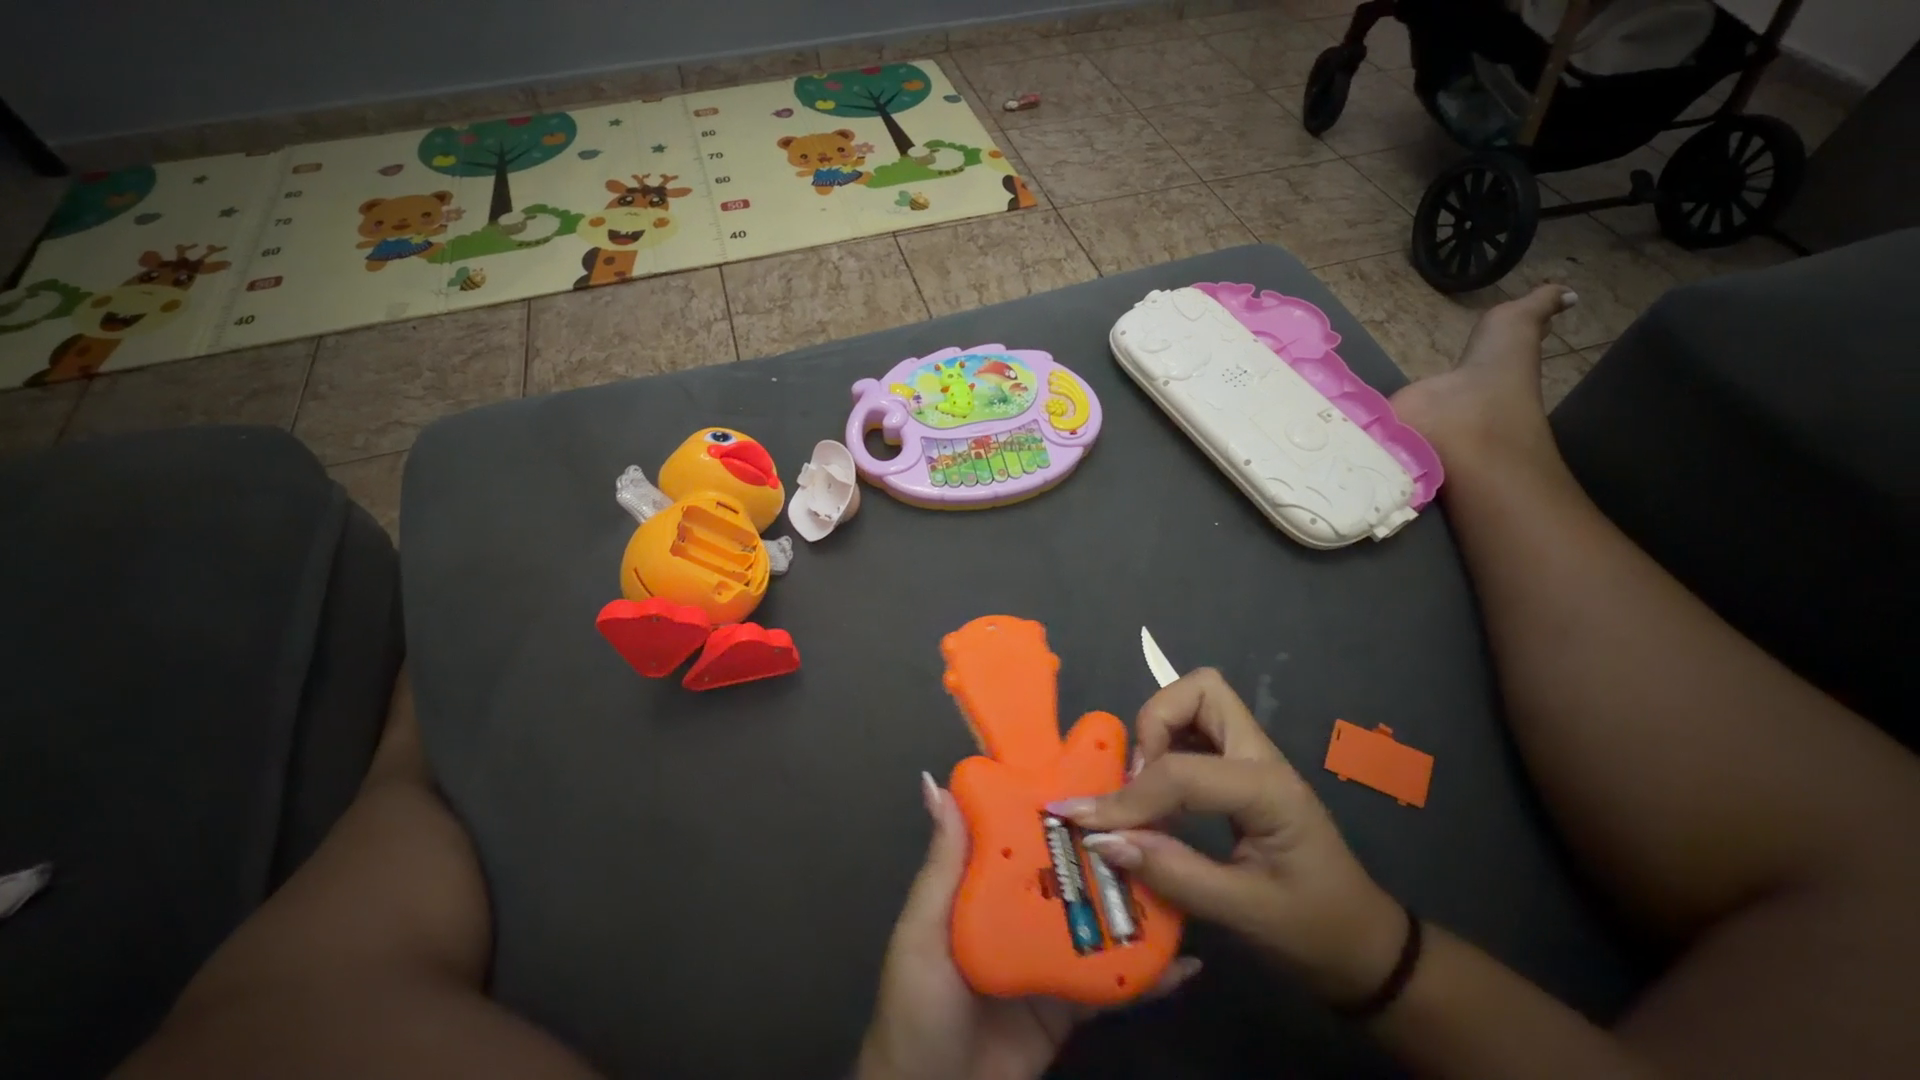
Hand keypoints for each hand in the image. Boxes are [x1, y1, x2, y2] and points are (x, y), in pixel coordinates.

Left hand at [858, 773, 1201, 1079]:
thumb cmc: (919, 1004)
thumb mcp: (922, 930)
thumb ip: (942, 864)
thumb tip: (937, 783)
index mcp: (988, 885)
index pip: (1027, 833)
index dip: (1060, 804)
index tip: (1099, 768)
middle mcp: (1025, 911)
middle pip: (1075, 873)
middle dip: (1112, 849)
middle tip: (1160, 821)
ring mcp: (1053, 956)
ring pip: (1104, 921)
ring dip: (1140, 903)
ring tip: (1181, 877)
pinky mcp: (1074, 1003)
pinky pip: (1116, 982)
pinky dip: (1150, 974)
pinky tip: (1186, 961)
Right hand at [1047, 669, 1404, 1004]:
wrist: (1363, 945)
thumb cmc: (1312, 930)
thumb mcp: (1241, 912)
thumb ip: (1170, 871)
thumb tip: (1101, 839)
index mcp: (1269, 791)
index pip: (1183, 771)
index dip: (1128, 797)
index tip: (1084, 822)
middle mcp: (1262, 759)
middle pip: (1201, 690)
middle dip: (1154, 722)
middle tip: (1136, 781)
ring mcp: (1255, 761)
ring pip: (1198, 701)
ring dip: (1158, 730)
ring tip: (1142, 788)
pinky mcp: (1244, 773)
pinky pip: (1198, 732)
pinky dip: (1167, 746)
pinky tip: (1156, 793)